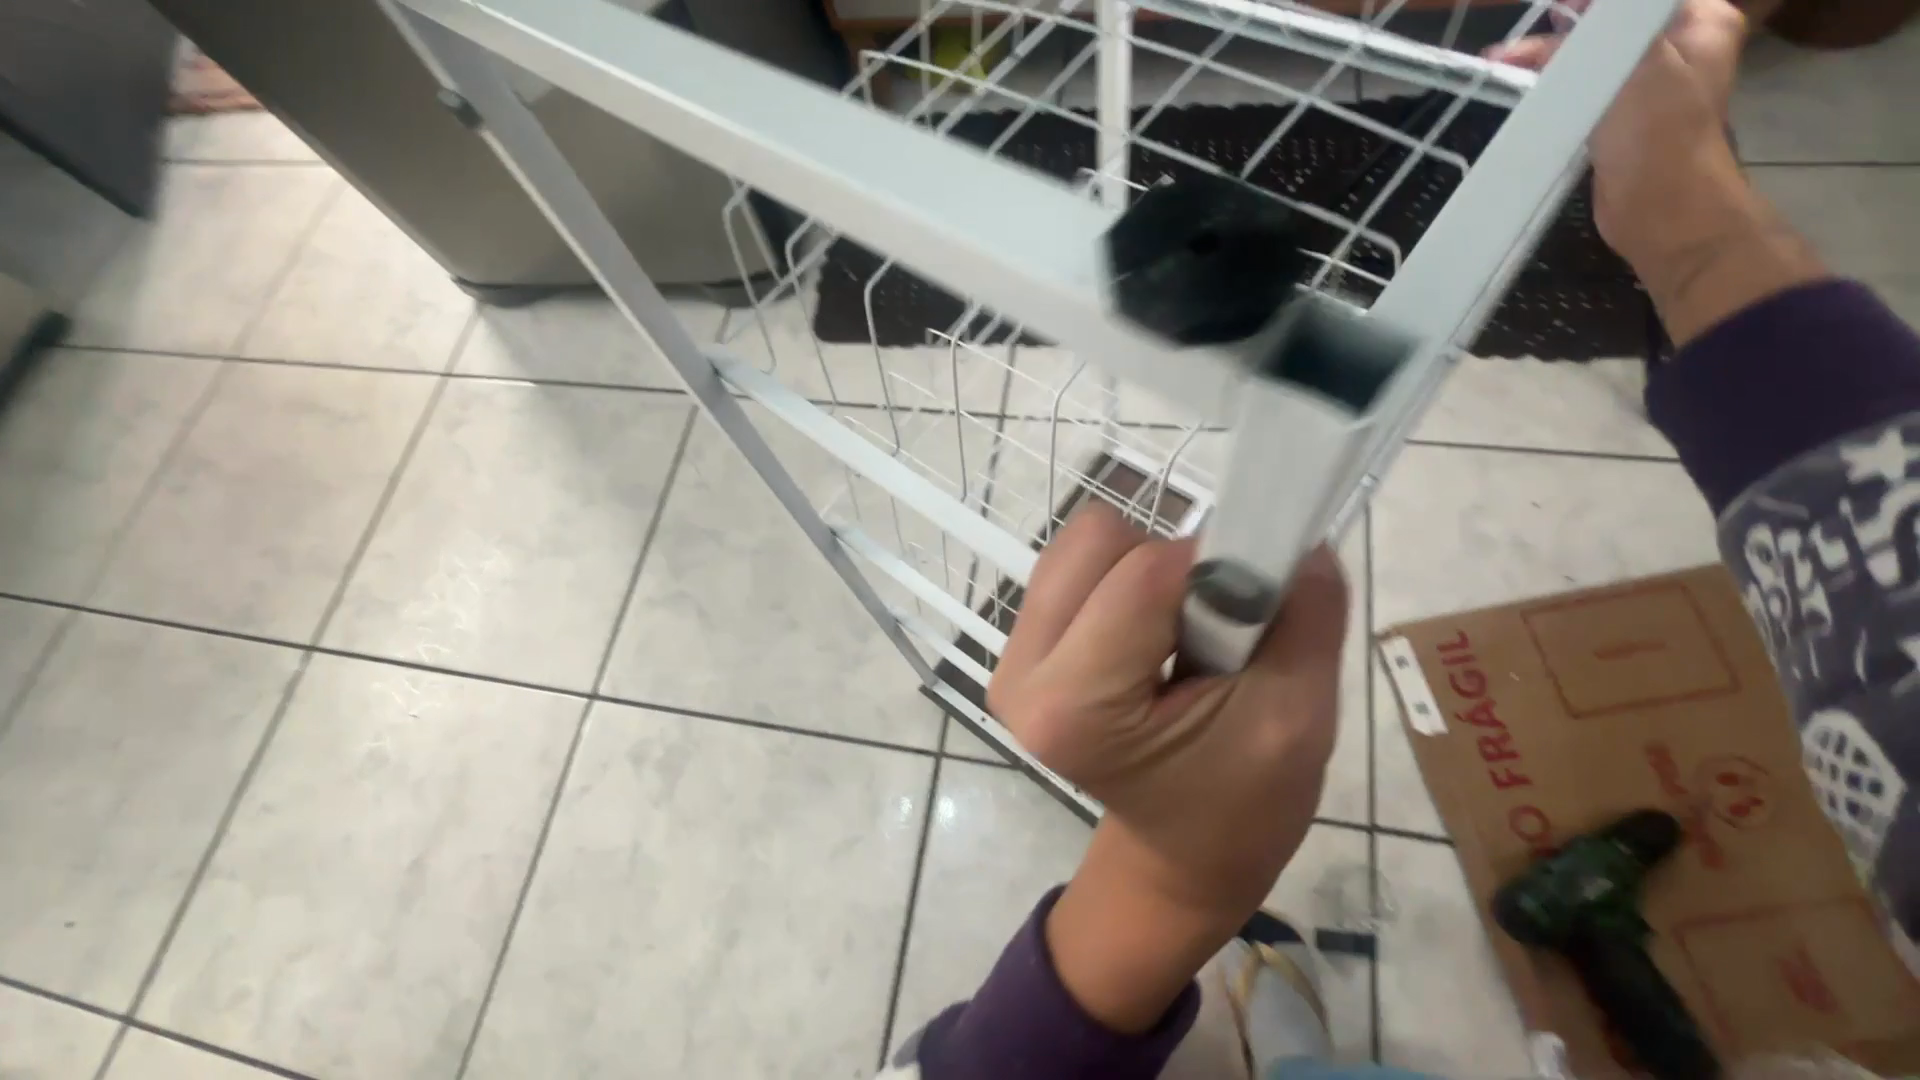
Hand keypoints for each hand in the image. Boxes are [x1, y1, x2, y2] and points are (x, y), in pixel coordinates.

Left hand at [987, 502, 1347, 1029]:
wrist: (1182, 850)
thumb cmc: (1241, 805)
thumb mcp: (1295, 718)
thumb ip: (1302, 617)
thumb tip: (1296, 538)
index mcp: (1076, 707)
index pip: (1144, 577)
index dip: (1218, 569)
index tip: (1260, 602)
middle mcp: (1022, 674)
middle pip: (1098, 544)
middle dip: (1173, 568)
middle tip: (1213, 626)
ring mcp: (1009, 658)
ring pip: (1083, 544)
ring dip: (1147, 567)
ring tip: (1180, 633)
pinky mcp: (1018, 647)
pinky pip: (1074, 565)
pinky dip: (1124, 577)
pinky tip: (1150, 631)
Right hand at [1489, 0, 1745, 261]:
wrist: (1659, 207)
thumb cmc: (1659, 131)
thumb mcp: (1639, 62)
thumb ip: (1614, 25)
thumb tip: (1574, 10)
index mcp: (1698, 21)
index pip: (1636, 1)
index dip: (1590, 1)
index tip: (1550, 8)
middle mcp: (1675, 48)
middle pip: (1609, 25)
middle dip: (1560, 30)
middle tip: (1508, 48)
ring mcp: (1645, 88)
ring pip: (1589, 58)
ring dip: (1548, 60)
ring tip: (1502, 65)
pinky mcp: (1616, 122)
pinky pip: (1581, 91)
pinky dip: (1551, 89)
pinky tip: (1522, 91)